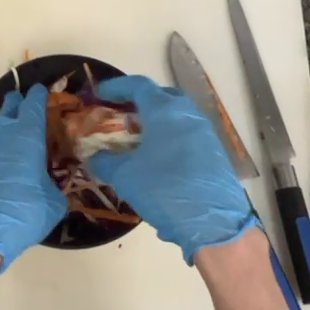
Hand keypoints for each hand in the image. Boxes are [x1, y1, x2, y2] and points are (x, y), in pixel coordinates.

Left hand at [0, 85, 66, 272]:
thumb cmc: (25, 212)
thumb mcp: (53, 202)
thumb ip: (56, 186)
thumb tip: (55, 186)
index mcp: (26, 138)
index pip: (32, 107)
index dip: (38, 97)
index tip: (41, 90)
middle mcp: (4, 140)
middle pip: (9, 112)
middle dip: (17, 104)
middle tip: (25, 101)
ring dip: (8, 128)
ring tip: (20, 133)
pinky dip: (1, 150)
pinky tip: (9, 161)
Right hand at [88, 75, 256, 262]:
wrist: (213, 223)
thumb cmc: (164, 189)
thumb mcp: (124, 176)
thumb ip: (105, 162)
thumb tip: (95, 157)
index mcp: (165, 111)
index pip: (139, 86)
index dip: (117, 87)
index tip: (100, 93)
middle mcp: (188, 115)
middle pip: (162, 96)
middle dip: (140, 101)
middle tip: (122, 114)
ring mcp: (205, 134)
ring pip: (177, 116)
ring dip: (156, 121)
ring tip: (138, 138)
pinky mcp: (214, 153)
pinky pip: (186, 134)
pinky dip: (169, 137)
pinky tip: (158, 159)